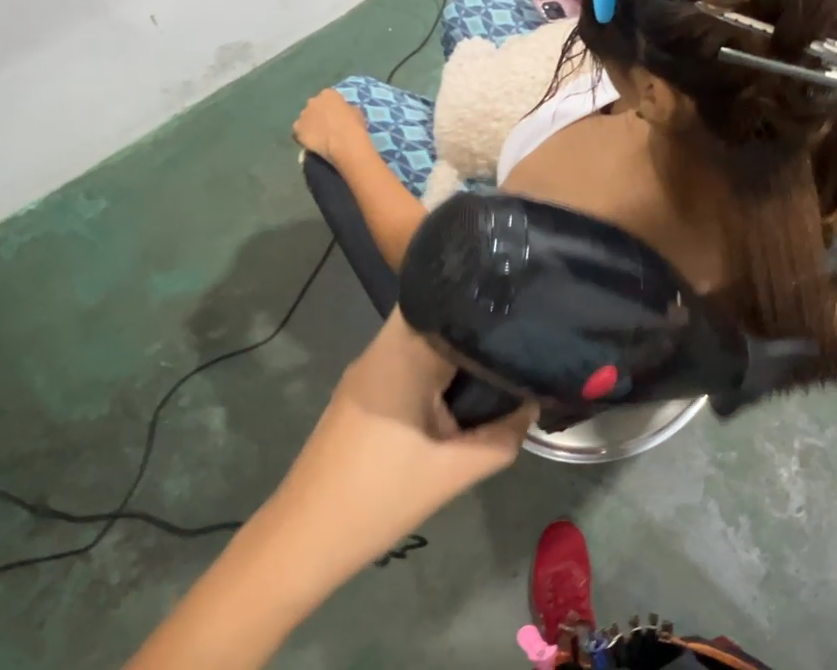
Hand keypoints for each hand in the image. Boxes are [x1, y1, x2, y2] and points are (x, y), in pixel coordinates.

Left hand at [262, 315, 533, 568]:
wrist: (303, 542)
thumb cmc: (379, 499)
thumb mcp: (455, 471)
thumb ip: (504, 435)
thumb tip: (533, 403)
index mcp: (401, 354)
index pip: (445, 297)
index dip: (483, 295)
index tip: (522, 304)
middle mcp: (381, 351)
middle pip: (435, 316)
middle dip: (477, 323)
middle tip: (523, 333)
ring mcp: (366, 372)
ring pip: (422, 341)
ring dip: (458, 349)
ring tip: (504, 357)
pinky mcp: (361, 395)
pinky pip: (409, 363)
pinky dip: (438, 369)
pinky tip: (465, 391)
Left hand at [293, 89, 368, 163]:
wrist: (344, 143)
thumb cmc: (354, 126)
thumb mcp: (357, 112)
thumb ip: (347, 109)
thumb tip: (344, 112)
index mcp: (328, 94)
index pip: (328, 97)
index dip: (333, 106)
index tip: (338, 114)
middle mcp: (312, 101)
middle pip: (314, 106)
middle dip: (319, 113)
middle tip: (328, 125)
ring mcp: (303, 115)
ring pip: (306, 118)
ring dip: (311, 124)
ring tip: (320, 136)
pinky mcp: (296, 129)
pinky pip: (299, 131)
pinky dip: (304, 135)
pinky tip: (312, 142)